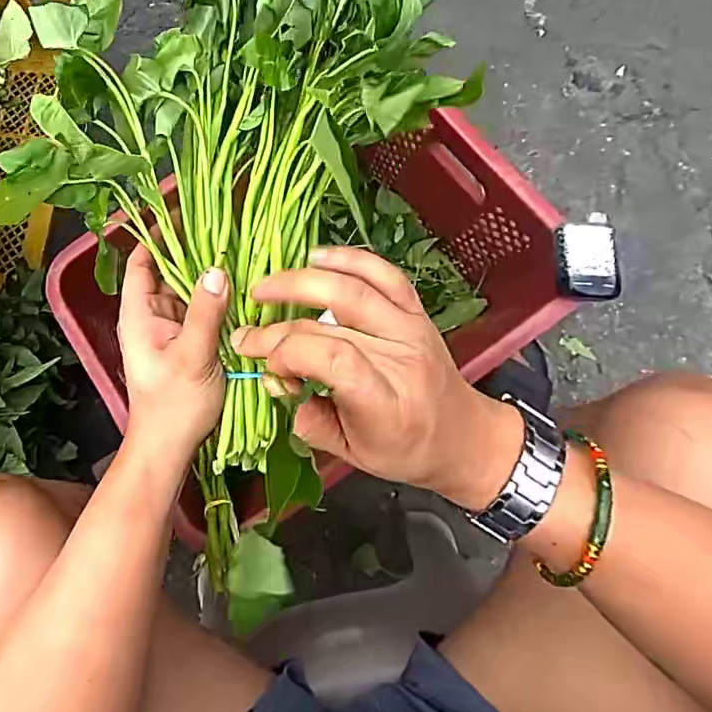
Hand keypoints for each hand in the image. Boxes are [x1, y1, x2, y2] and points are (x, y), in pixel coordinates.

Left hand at [116, 244, 229, 467]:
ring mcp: (171, 327)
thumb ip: (205, 311)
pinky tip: (241, 285)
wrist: (170, 446)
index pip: (142, 260)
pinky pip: (202, 308)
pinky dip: (218, 296)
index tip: (185, 213)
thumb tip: (217, 269)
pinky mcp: (189, 340)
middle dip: (193, 249)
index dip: (158, 234)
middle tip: (225, 226)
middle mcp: (152, 314)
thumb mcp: (193, 355)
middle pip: (169, 269)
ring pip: (189, 288)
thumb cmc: (173, 405)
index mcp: (139, 312)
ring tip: (238, 247)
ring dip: (208, 273)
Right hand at [232, 246, 522, 508]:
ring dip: (303, 281)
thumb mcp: (353, 454)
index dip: (289, 354)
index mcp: (386, 402)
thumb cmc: (406, 450)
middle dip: (280, 322)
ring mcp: (411, 328)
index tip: (266, 365)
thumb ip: (309, 419)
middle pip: (333, 323)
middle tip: (247, 327)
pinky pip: (384, 273)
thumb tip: (274, 380)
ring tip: (266, 286)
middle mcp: (401, 358)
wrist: (464, 437)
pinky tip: (316, 257)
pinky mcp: (415, 310)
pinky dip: (349, 258)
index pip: (333, 360)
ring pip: (355, 288)